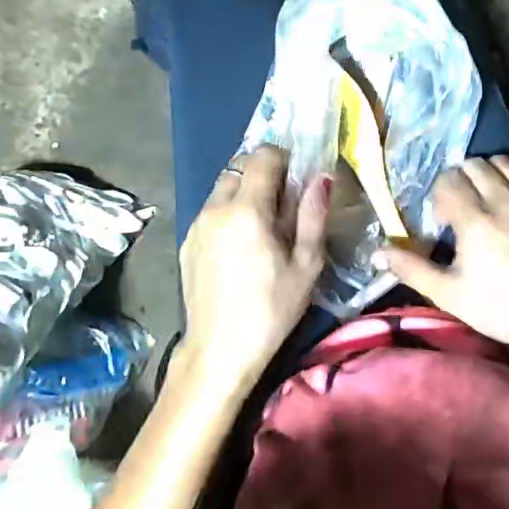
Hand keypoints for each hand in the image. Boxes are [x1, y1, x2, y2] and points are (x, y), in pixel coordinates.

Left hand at [177, 146, 328, 389]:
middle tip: (286, 205)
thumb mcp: (306, 264)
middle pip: (240, 168)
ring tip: (265, 228)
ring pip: (223, 189)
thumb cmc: (272, 308)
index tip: (300, 179)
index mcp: (247, 210)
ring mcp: (196, 226)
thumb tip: (321, 177)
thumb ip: (313, 215)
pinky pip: (212, 212)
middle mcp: (215, 209)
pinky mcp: (187, 243)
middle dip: (264, 175)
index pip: (262, 157)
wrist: (220, 351)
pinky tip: (243, 246)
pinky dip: (230, 214)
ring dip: (246, 194)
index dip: (284, 158)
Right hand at [383, 156, 508, 343]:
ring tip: (491, 199)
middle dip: (463, 180)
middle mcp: (505, 200)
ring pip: (505, 163)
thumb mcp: (450, 295)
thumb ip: (412, 269)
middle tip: (465, 206)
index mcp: (475, 221)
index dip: (440, 196)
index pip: (448, 181)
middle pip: (475, 165)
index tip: (445, 221)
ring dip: (491, 174)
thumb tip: (378, 253)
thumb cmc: (501, 309)